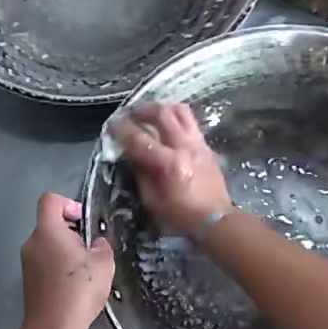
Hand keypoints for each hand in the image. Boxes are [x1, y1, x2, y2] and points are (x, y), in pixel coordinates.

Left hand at [19, 192, 114, 328]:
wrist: (52, 328)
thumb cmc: (78, 290)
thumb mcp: (103, 264)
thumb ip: (101, 247)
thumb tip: (96, 244)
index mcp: (47, 231)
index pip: (50, 200)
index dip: (68, 203)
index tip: (83, 221)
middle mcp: (32, 242)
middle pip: (50, 223)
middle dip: (72, 231)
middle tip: (90, 250)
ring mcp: (27, 262)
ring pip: (48, 244)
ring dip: (66, 250)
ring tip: (86, 270)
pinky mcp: (28, 279)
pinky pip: (44, 262)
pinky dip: (58, 265)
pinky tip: (74, 285)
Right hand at [113, 102, 233, 234]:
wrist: (216, 219)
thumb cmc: (180, 215)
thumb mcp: (152, 200)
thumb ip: (140, 174)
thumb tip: (129, 155)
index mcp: (169, 163)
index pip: (140, 139)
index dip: (122, 130)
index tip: (111, 125)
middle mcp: (185, 147)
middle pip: (163, 114)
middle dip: (142, 110)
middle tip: (130, 114)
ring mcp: (198, 144)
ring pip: (181, 111)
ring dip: (162, 108)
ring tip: (150, 114)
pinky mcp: (206, 146)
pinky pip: (190, 122)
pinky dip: (175, 118)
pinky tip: (166, 127)